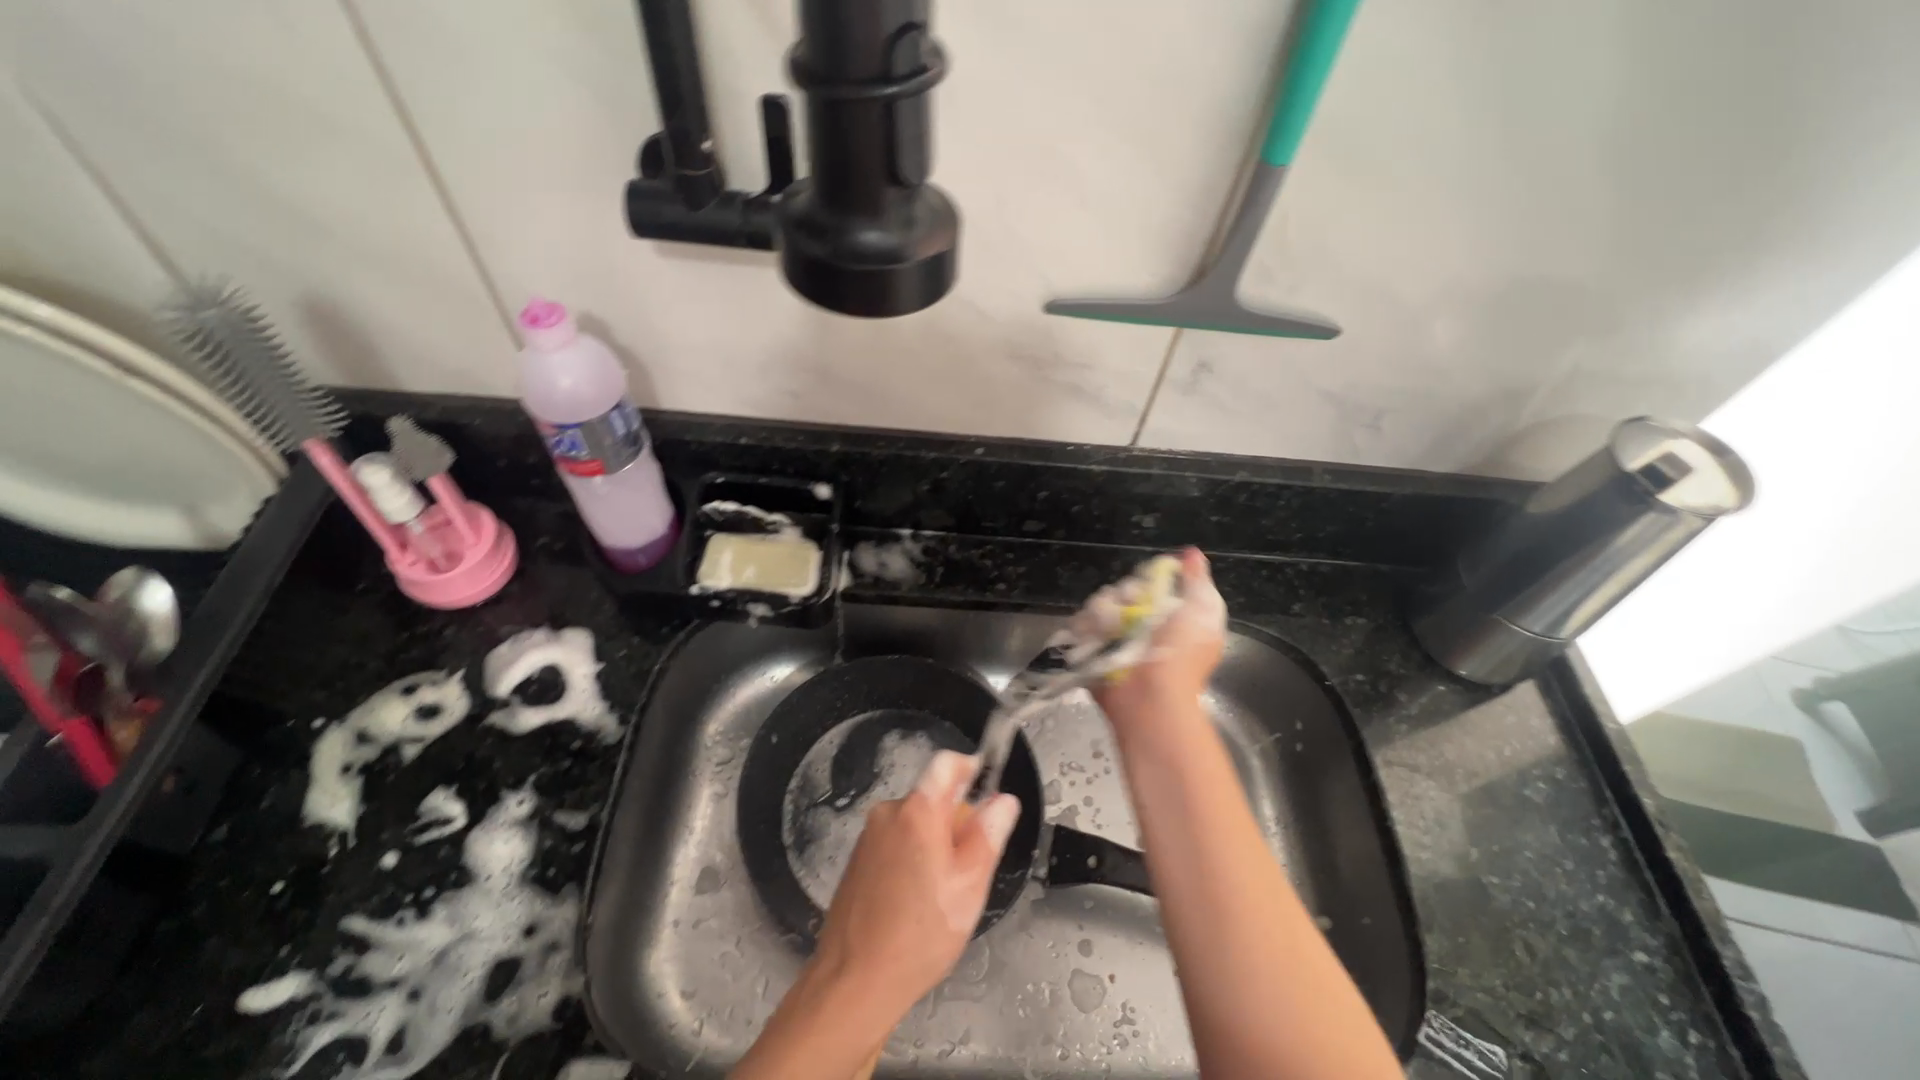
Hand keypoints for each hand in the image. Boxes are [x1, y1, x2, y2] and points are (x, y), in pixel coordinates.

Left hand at [812, 750, 1020, 1021]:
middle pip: (933, 798)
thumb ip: (989, 834)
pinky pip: (896, 844)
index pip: (947, 764)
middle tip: (969, 869)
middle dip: (956, 823)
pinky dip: (913, 861)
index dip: (972, 769)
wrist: (855, 978)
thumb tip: (1003, 800)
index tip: (988, 792)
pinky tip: (916, 903)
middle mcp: (888, 814)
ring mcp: (868, 837)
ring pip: (915, 824)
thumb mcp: (970, 885)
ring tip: (942, 895)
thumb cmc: (920, 935)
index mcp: (918, 811)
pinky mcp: (858, 860)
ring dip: (935, 846)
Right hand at [1093, 547, 1226, 739]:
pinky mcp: (1091, 647)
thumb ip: (1198, 581)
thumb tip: (1191, 554)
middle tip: (1135, 610)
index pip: (1152, 579)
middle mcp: (1142, 623)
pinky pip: (1081, 621)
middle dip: (1127, 594)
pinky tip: (1099, 633)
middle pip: (1124, 588)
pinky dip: (1089, 624)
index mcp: (1171, 614)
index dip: (1150, 578)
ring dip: (1108, 609)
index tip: (1152, 585)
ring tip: (1115, 627)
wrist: (1151, 696)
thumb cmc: (1182, 654)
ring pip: (1101, 601)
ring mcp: (1114, 636)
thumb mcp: (1203, 611)